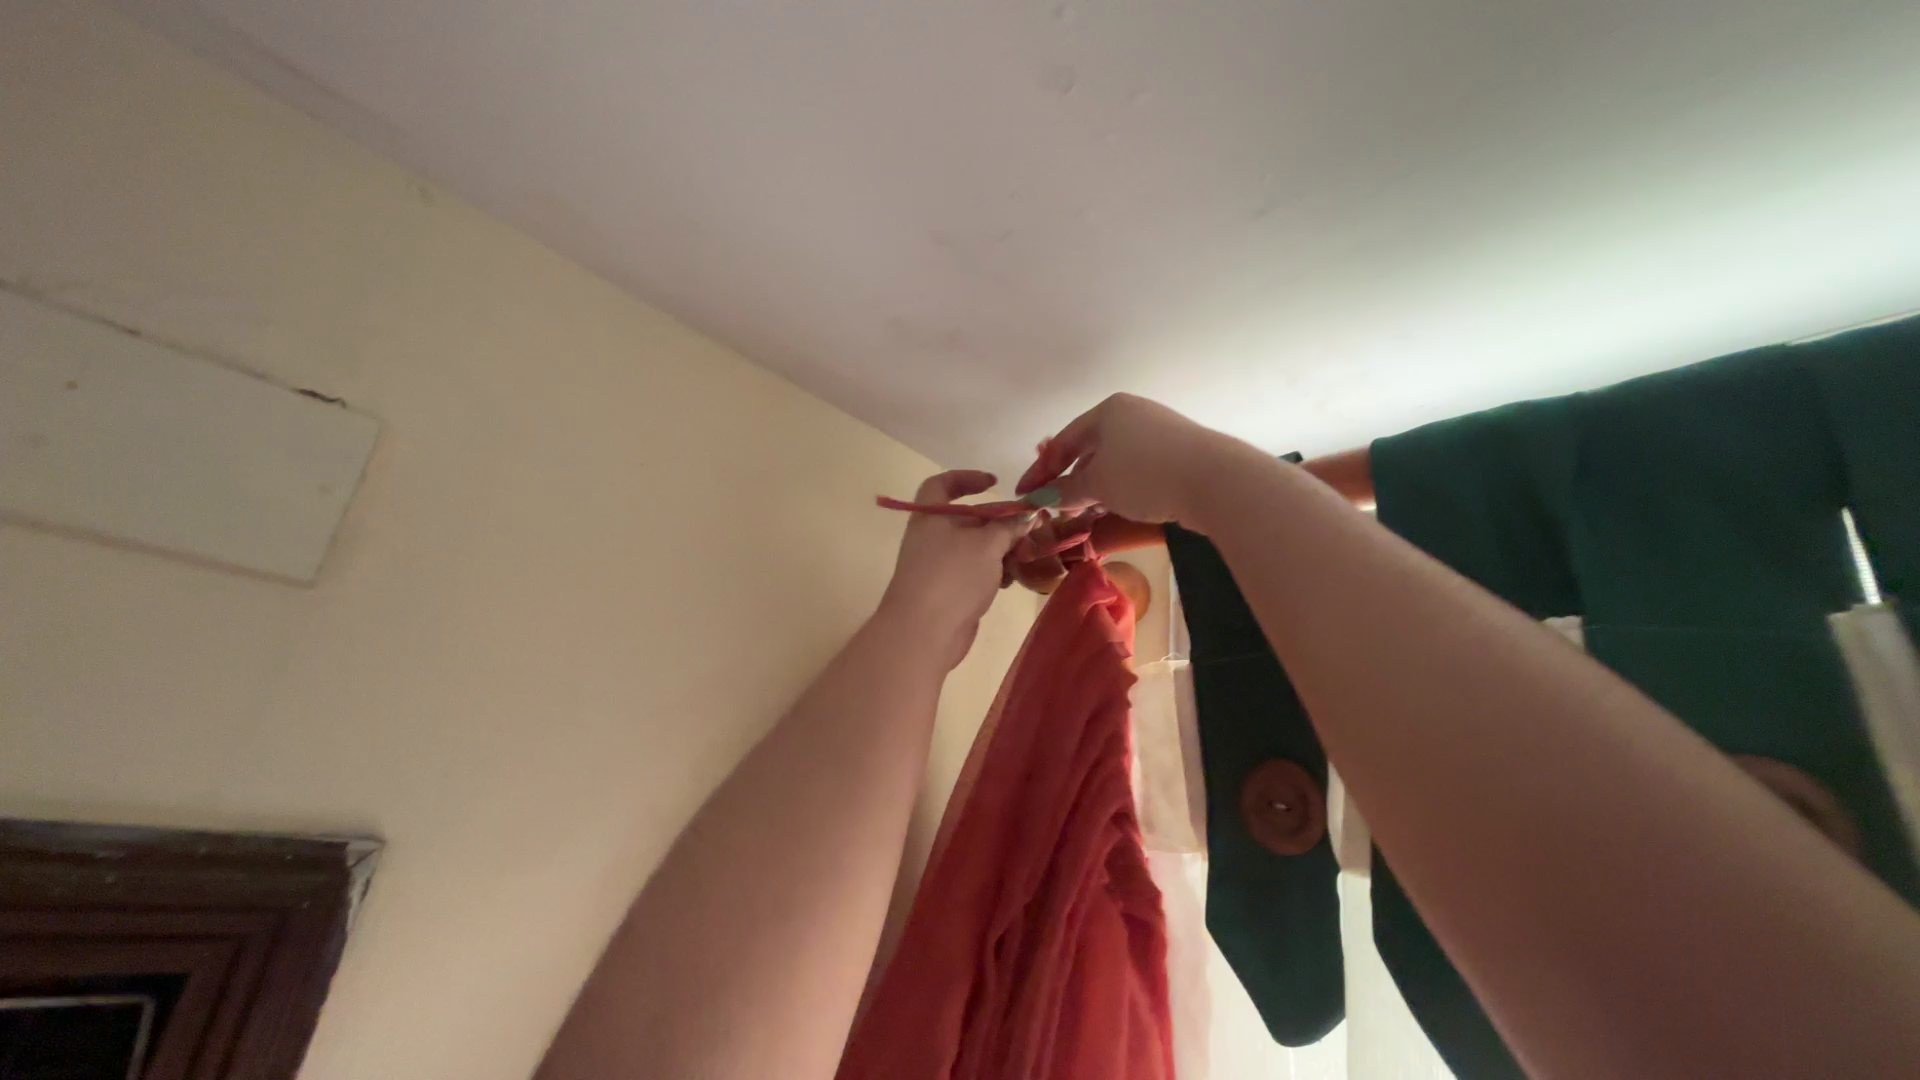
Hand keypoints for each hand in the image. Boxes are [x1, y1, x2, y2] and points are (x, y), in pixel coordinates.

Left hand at [877, 470, 1028, 669]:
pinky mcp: (950, 592)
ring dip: (1003, 550)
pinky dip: (995, 572)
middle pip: (969, 519)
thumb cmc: (953, 576)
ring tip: (1028, 555)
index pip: (942, 485)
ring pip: (977, 549)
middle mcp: (933, 538)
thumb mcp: (987, 544)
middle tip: (1031, 527)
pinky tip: (1014, 579)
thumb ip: (1009, 526)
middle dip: (1000, 522)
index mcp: (931, 517)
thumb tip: (1029, 514)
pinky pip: (977, 573)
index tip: (994, 482)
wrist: (924, 633)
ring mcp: (940, 567)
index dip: (966, 478)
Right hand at [1014, 394, 1257, 525]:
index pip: (1063, 442)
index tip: (1023, 494)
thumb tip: (1044, 497)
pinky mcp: (1176, 453)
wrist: (1213, 479)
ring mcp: (1157, 432)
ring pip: (1113, 461)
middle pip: (1088, 449)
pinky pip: (1136, 468)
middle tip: (1053, 506)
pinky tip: (1114, 507)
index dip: (1040, 471)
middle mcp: (1131, 414)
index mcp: (1107, 411)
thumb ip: (1066, 490)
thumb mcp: (1097, 484)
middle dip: (1069, 480)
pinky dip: (1119, 487)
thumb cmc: (1144, 474)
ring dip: (1093, 487)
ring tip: (1081, 512)